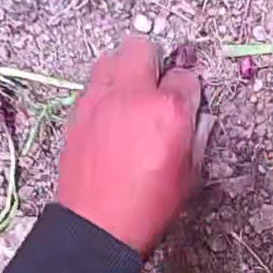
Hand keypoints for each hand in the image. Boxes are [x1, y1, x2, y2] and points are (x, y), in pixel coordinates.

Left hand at [56, 37, 202, 254]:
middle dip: (157, 60)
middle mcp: (132, 96)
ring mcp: (100, 100)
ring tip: (135, 92)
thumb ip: (193, 137)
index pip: (186, 76)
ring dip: (127, 68)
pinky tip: (116, 112)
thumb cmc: (143, 208)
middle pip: (143, 47)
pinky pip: (95, 83)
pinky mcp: (79, 112)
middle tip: (162, 80)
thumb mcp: (188, 175)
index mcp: (167, 111)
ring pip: (112, 57)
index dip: (191, 88)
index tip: (189, 97)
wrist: (100, 226)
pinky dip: (107, 89)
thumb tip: (193, 121)